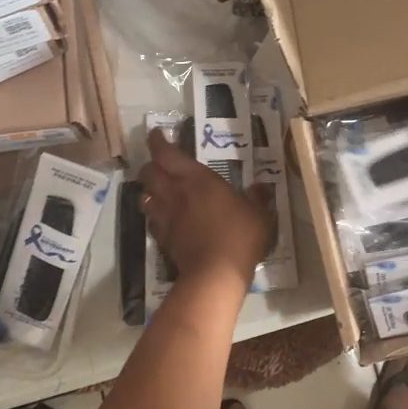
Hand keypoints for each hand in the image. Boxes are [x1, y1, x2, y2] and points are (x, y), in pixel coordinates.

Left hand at [137, 128, 271, 296]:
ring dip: (149, 190)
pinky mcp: (163, 239)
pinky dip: (154, 215)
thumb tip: (262, 187)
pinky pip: (152, 221)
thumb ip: (257, 197)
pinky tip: (163, 218)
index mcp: (197, 179)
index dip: (158, 142)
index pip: (167, 153)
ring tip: (158, 189)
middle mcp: (175, 193)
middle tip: (160, 164)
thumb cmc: (239, 235)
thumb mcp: (258, 213)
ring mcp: (166, 217)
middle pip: (149, 172)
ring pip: (145, 196)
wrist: (215, 274)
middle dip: (151, 165)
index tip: (156, 134)